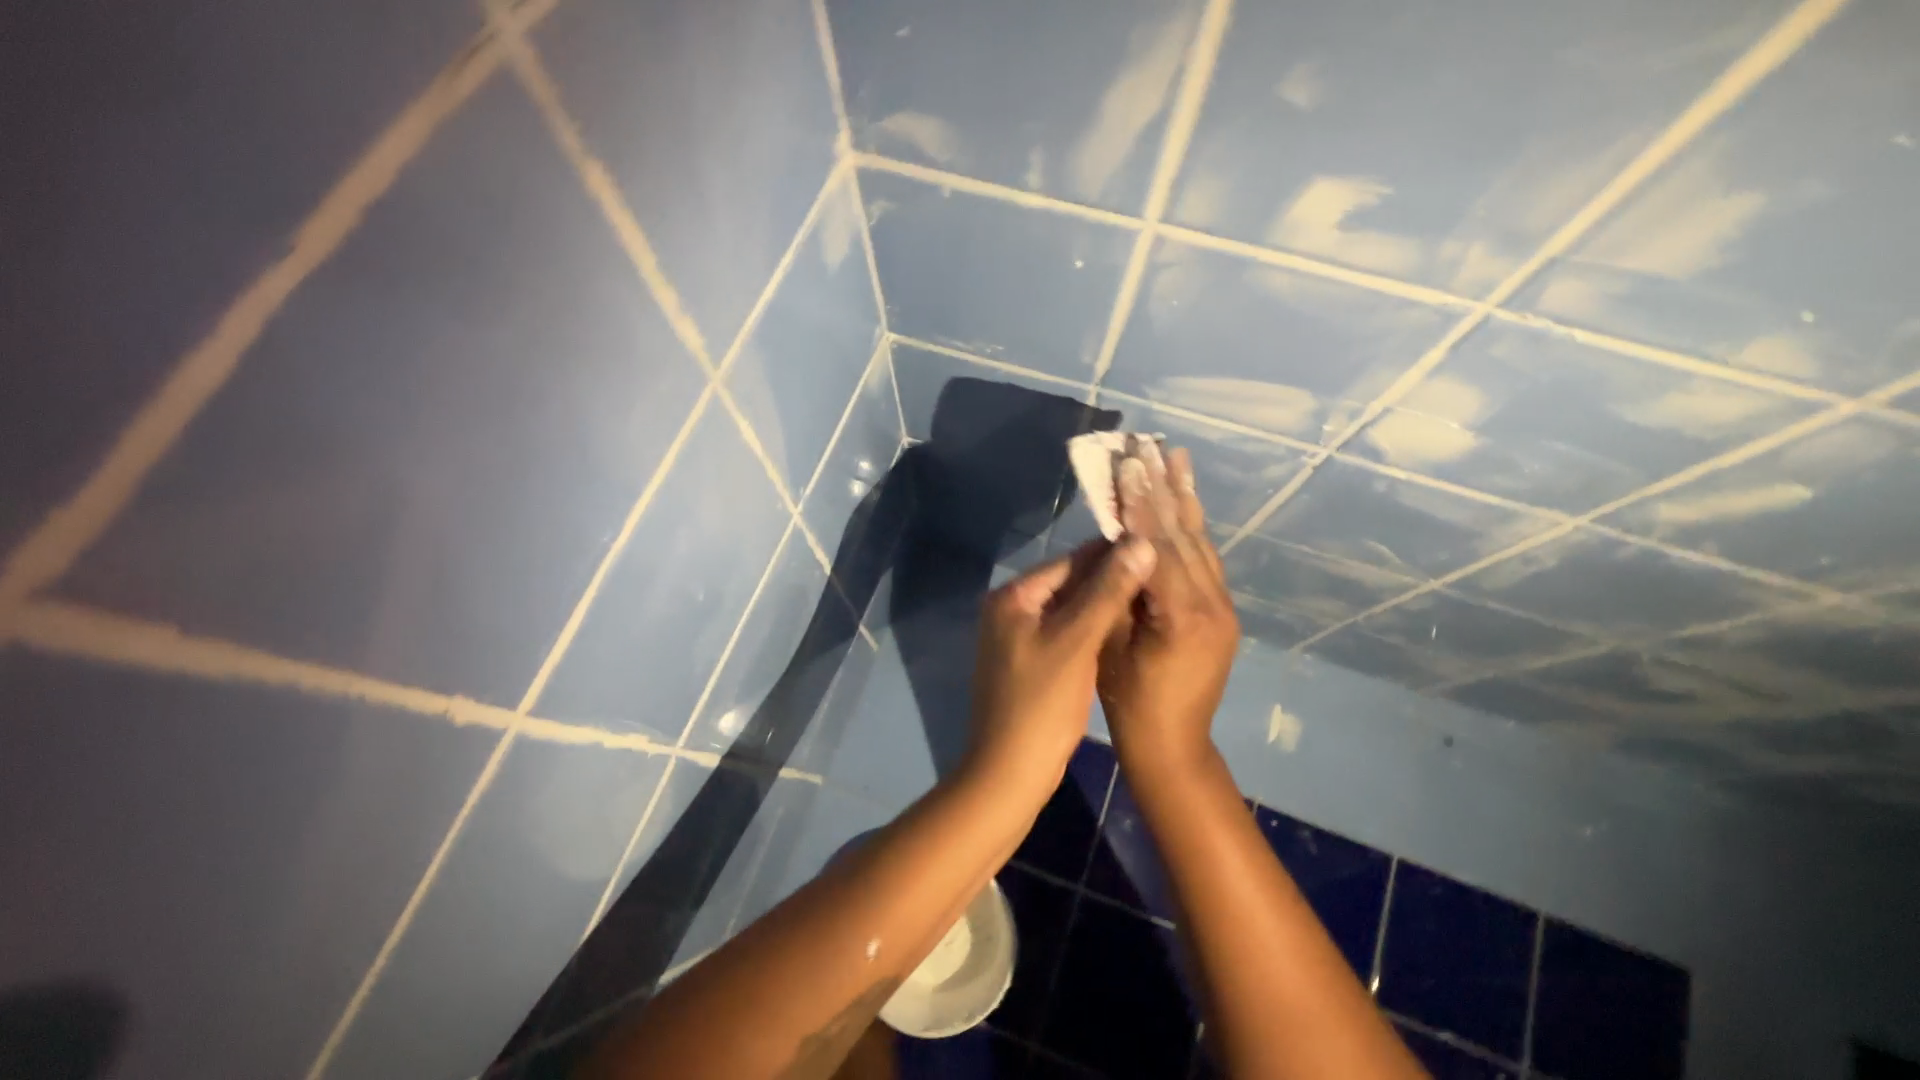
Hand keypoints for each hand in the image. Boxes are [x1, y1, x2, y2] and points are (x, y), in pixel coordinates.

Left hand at [967, 538, 1158, 787]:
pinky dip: (1094, 630)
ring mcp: (1020, 638)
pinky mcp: (1033, 662)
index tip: (1160, 551)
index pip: (1071, 560)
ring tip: (1155, 598)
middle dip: (1112, 579)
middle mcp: (1011, 609)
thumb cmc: (1041, 704)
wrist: (1011, 771)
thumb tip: (1141, 542)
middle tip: (1164, 576)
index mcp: (1012, 597)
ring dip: (1107, 604)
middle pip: (1070, 583)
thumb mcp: (1076, 642)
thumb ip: (1107, 591)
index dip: (1114, 555)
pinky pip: (1068, 634)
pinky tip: (1128, 630)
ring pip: (1072, 609)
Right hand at [1097, 444, 1240, 772]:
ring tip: (1176, 457)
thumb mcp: (1112, 647)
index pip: (1157, 547)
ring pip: (1200, 543)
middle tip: (1149, 445)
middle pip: (1184, 535)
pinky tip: (1185, 503)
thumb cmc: (1129, 704)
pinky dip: (1192, 527)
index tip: (1128, 462)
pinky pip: (1205, 561)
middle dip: (1163, 487)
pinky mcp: (1222, 613)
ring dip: (1184, 498)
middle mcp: (1212, 604)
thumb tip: (1117, 543)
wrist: (1173, 746)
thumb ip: (1119, 593)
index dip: (1140, 503)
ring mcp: (1223, 608)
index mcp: (1182, 616)